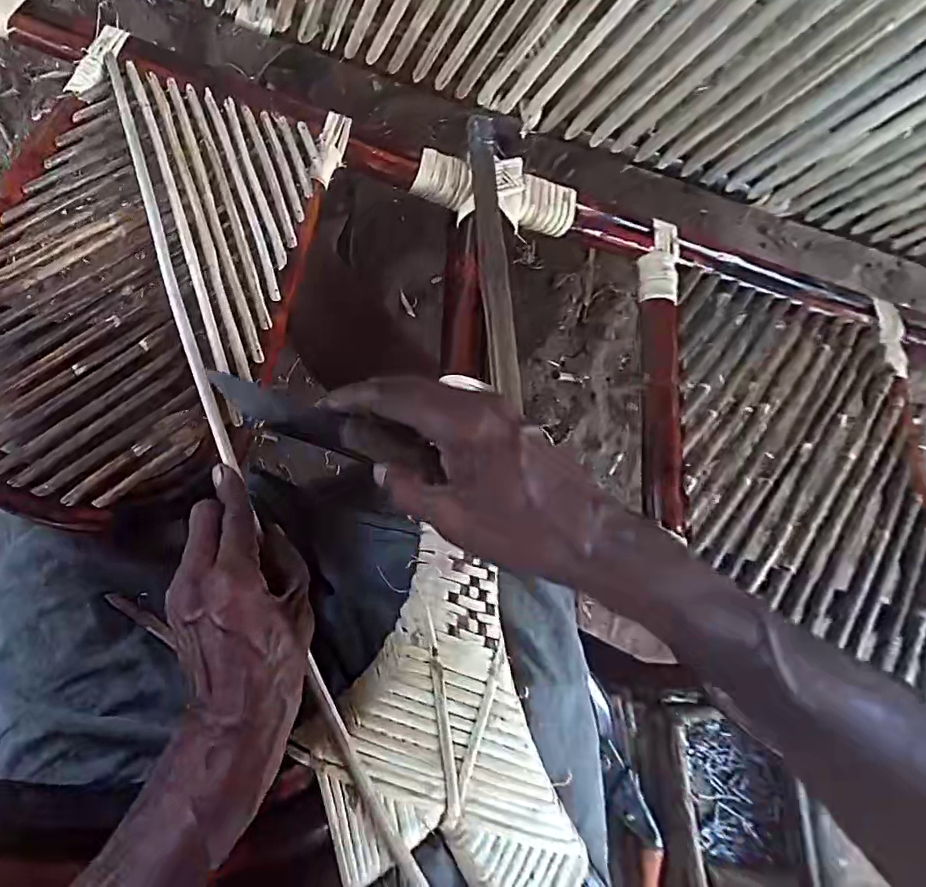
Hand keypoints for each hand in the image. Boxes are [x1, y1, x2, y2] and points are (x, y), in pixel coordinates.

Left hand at [166, 465, 312, 732]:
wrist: (230, 717)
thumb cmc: (274, 673)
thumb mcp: (298, 618)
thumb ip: (285, 565)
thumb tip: (270, 532)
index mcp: (233, 581)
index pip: (232, 520)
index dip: (232, 491)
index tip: (227, 469)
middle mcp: (198, 578)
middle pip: (200, 516)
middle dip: (220, 512)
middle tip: (243, 528)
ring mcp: (179, 590)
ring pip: (192, 540)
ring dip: (214, 540)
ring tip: (240, 569)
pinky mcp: (171, 602)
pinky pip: (189, 564)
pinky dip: (206, 563)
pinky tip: (226, 589)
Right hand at [321, 376, 647, 589]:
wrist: (598, 541)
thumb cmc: (522, 533)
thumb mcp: (451, 519)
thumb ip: (405, 488)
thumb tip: (380, 468)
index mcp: (461, 425)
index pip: (394, 396)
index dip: (355, 397)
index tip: (327, 404)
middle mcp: (480, 405)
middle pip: (412, 384)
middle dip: (372, 393)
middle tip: (342, 408)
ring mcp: (498, 408)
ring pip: (433, 389)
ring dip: (398, 398)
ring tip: (371, 418)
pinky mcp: (509, 419)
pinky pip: (453, 400)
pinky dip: (423, 406)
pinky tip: (414, 428)